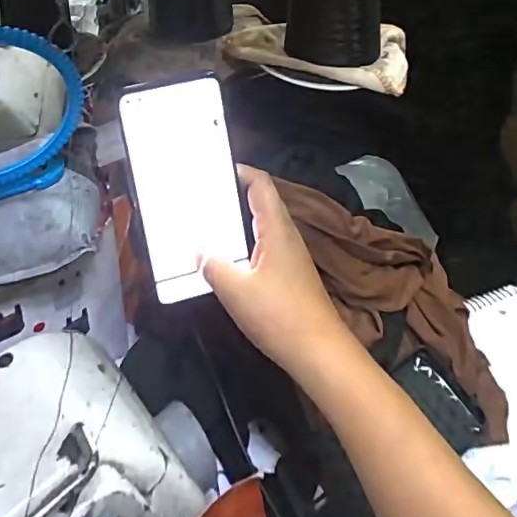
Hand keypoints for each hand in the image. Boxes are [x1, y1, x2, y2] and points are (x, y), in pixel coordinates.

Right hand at [202, 166, 356, 378]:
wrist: (317, 348)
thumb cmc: (280, 314)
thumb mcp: (237, 290)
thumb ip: (215, 266)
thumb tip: (200, 250)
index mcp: (277, 229)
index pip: (262, 186)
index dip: (242, 172)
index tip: (217, 168)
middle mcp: (287, 236)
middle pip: (263, 204)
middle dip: (236, 196)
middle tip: (205, 196)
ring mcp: (292, 256)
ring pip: (264, 228)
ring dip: (239, 222)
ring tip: (210, 225)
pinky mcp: (291, 275)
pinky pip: (265, 248)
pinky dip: (246, 244)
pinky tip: (229, 261)